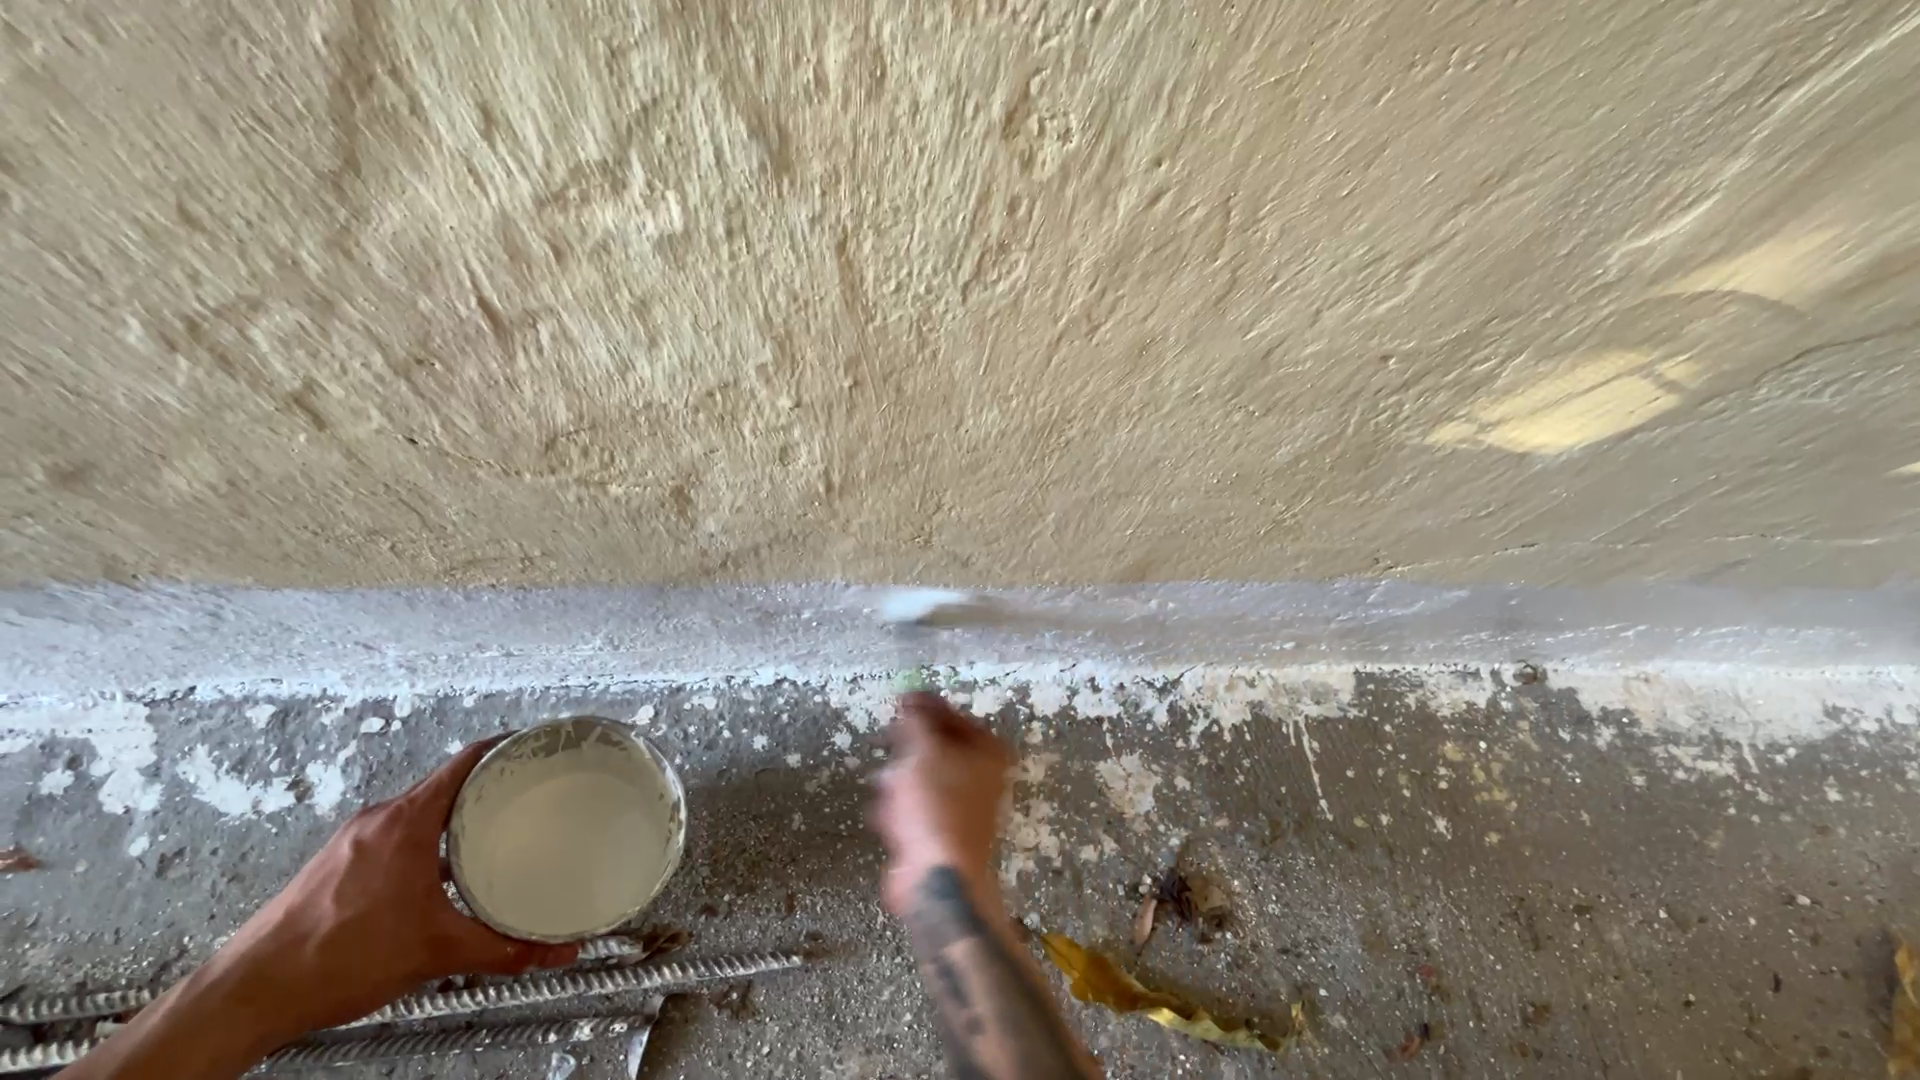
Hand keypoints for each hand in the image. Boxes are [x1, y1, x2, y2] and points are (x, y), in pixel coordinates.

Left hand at [208, 739, 579, 1039]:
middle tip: (531, 795)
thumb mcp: (437, 953)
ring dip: (456, 818)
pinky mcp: (335, 865)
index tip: (538, 748)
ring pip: (419, 813)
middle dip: (489, 787)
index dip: (507, 748)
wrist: (246, 997)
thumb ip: (505, 949)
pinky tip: (442, 875)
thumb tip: (561, 951)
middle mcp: (378, 820)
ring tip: (495, 833)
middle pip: (445, 785)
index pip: (466, 761)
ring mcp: (352, 841)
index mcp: (407, 821)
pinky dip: (426, 843)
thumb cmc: (338, 960)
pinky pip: (395, 836)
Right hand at [872, 691, 1013, 914]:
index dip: (924, 706)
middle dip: (906, 750)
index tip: (899, 699)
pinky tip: (887, 818)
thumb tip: (911, 698)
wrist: (936, 876)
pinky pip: (913, 807)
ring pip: (920, 778)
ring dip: (898, 781)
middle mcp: (980, 776)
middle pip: (935, 747)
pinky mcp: (940, 831)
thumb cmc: (936, 806)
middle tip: (887, 744)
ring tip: (887, 789)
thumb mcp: (923, 751)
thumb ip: (916, 720)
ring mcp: (961, 805)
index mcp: (987, 751)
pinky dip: (898, 810)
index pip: (952, 715)